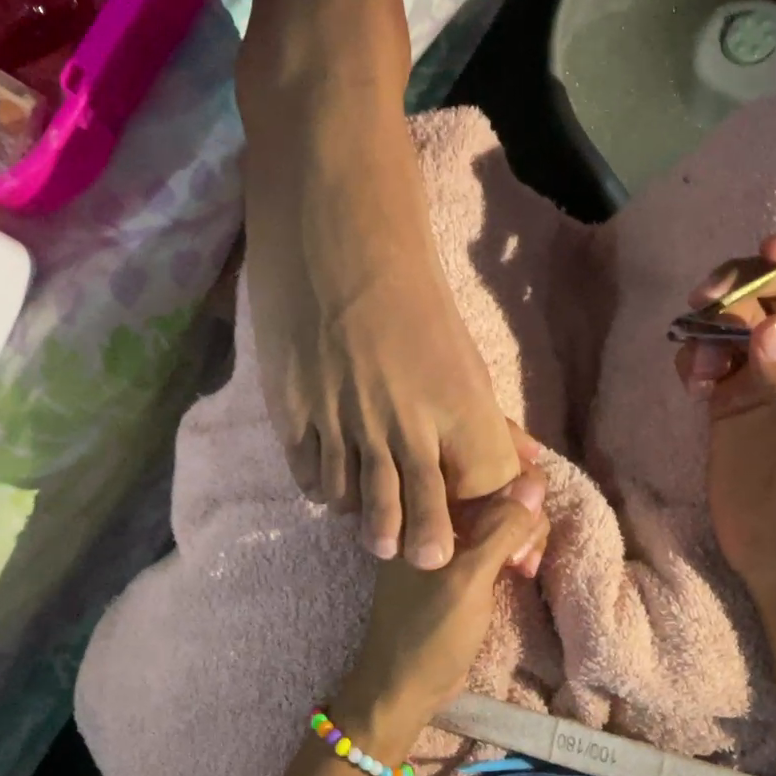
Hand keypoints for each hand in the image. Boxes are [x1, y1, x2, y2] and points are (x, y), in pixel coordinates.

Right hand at [243, 92, 517, 571]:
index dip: (483, 508)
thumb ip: (461, 396)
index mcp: (456, 398)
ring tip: (375, 541)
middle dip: (427, 539)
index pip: (481, 481)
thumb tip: (480, 438)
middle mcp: (402, 423)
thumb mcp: (451, 331)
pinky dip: (322, 485)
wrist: (328, 216)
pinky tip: (327, 488)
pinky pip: (310, 471)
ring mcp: (342, 422)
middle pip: (420, 509)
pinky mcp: (292, 411)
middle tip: (425, 559)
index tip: (479, 517)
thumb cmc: (400, 258)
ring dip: (370, 523)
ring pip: (360, 501)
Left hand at [339, 453, 547, 722]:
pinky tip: (525, 569)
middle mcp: (432, 513)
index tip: (537, 502)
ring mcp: (447, 537)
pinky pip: (496, 539)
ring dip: (523, 535)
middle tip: (527, 555)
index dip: (514, 471)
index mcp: (421, 506)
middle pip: (495, 487)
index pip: (475, 464)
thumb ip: (502, 529)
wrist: (405, 684)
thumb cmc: (429, 629)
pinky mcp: (460, 560)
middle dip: (524, 513)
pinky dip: (515, 550)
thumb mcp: (468, 577)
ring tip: (526, 568)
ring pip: (500, 515)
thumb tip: (535, 482)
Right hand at [674, 233, 775, 611]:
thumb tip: (762, 327)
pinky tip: (695, 386)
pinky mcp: (731, 400)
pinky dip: (694, 356)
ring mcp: (770, 377)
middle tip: (705, 300)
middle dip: (744, 281)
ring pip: (739, 316)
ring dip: (711, 323)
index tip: (768, 247)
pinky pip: (708, 355)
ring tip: (700, 368)